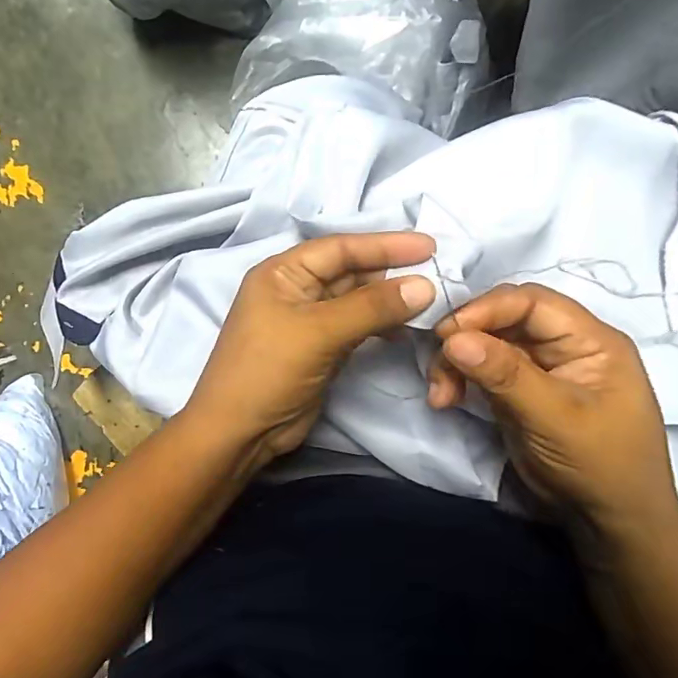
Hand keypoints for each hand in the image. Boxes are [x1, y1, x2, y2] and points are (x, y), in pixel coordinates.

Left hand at [184, 232, 436, 467]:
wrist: (239, 432)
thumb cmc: (268, 371)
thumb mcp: (319, 332)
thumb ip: (371, 306)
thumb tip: (425, 286)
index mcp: (281, 273)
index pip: (339, 248)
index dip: (384, 245)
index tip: (431, 246)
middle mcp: (293, 291)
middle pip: (349, 272)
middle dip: (390, 273)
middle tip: (438, 276)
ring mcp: (306, 322)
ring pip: (355, 301)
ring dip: (388, 301)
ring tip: (429, 302)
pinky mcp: (318, 349)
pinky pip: (355, 327)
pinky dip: (379, 325)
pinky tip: (403, 328)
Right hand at [425, 284, 677, 532]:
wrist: (608, 522)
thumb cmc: (599, 464)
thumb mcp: (554, 418)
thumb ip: (505, 374)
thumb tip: (452, 338)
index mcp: (590, 341)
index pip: (532, 303)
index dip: (487, 309)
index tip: (446, 333)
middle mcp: (563, 346)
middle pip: (503, 320)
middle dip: (465, 338)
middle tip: (438, 364)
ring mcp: (538, 369)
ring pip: (485, 345)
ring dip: (455, 363)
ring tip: (440, 395)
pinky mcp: (517, 391)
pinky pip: (480, 370)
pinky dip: (458, 380)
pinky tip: (445, 400)